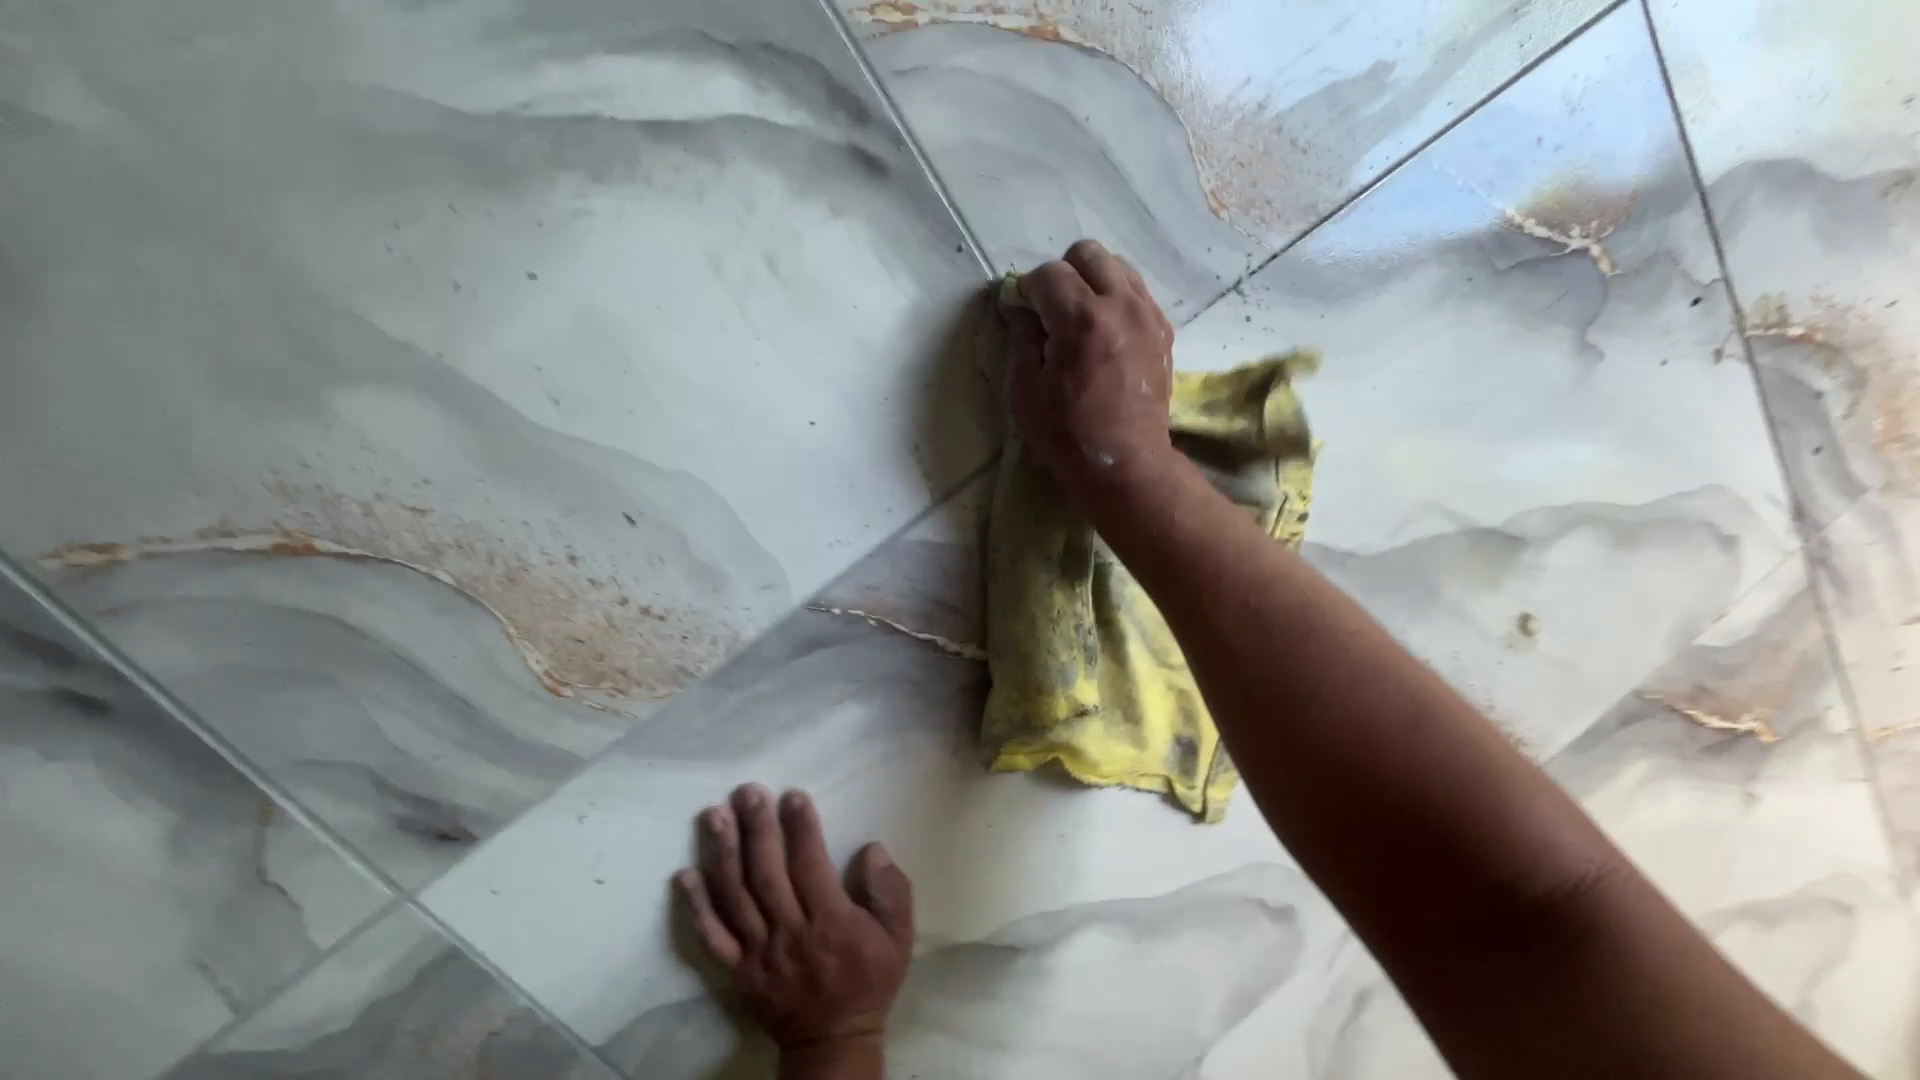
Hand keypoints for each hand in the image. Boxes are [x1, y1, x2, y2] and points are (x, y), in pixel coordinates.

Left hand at [676, 784, 913, 1055]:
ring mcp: (759, 952)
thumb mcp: (899, 936)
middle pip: (768, 874)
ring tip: (714, 816)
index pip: (810, 865)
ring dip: (723, 854)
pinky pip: (712, 937)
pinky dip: (697, 906)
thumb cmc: (869, 980)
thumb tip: (871, 849)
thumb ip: (890, 891)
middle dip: (757, 829)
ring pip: (736, 897)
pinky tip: (685, 875)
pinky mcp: (737, 970)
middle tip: (747, 792)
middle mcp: (790, 933)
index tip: (792, 795)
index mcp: (831, 923)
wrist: (833, 1041)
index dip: (801, 828)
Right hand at [1003, 239, 1176, 501]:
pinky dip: (1116, 299)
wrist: (1126, 462)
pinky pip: (1136, 291)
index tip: (1021, 313)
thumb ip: (1021, 339)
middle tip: (1052, 309)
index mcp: (1082, 321)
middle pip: (1088, 253)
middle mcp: (1121, 306)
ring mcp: (1147, 315)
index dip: (1027, 291)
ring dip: (1092, 281)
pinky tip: (1105, 331)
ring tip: (1080, 318)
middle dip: (1063, 273)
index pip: (1048, 274)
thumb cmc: (1066, 433)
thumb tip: (1020, 308)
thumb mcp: (1023, 391)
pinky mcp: (1162, 329)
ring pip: (1117, 265)